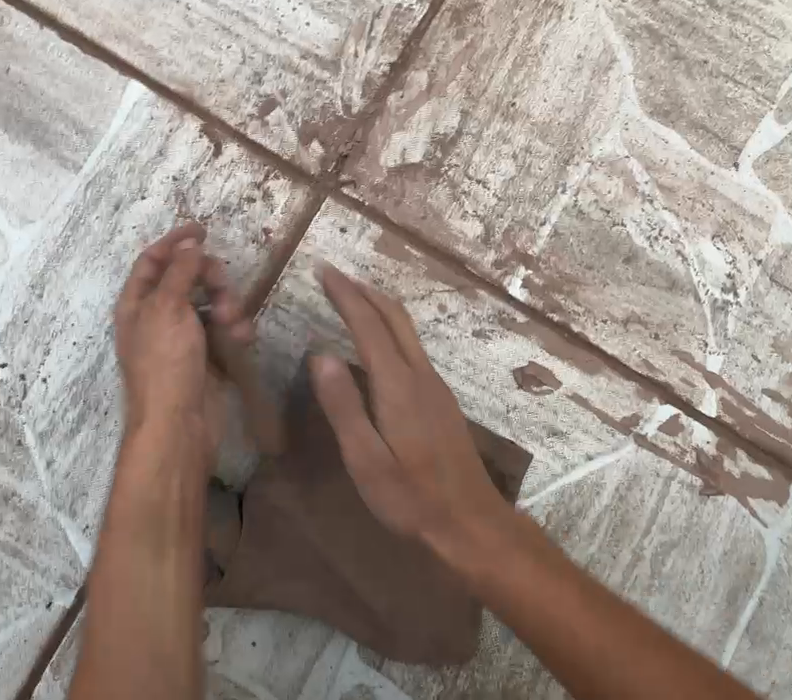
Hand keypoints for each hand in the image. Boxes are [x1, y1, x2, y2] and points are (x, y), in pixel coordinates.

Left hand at [114, 224, 248, 450]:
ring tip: (230, 323)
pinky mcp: (208, 356)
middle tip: (221, 285)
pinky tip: (240, 340)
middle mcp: (158, 317)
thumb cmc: (165, 363)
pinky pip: (225, 330)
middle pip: (187, 278)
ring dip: (226, 305)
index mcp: (137, 303)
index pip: (153, 260)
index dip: (175, 241)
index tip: (203, 229)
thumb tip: (189, 241)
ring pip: (211, 302)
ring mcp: (184, 338)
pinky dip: (235, 330)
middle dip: (209, 278)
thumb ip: (180, 270)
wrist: (180, 425)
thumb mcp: (167, 308)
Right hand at [309, 265, 512, 560]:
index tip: (322, 269)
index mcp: (397, 385)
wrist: (471, 523)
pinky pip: (412, 345)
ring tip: (352, 295)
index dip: (344, 294)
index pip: (368, 324)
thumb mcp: (366, 460)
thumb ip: (343, 406)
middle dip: (362, 289)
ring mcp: (435, 385)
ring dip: (378, 304)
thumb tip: (320, 355)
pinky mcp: (440, 398)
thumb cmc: (412, 497)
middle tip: (332, 274)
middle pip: (393, 316)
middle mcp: (420, 375)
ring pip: (406, 329)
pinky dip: (389, 326)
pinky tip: (377, 340)